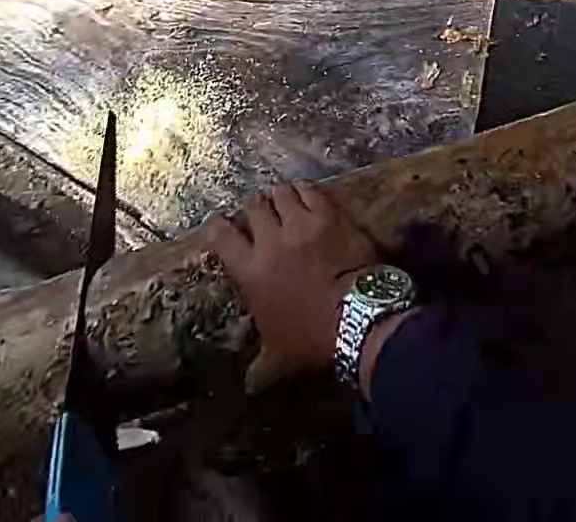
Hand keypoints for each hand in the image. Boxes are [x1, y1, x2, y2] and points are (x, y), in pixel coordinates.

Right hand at [204, 181, 378, 384]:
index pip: (222, 236)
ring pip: (281, 193)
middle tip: (258, 210)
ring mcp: (300, 223)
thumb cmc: (313, 339)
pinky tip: (305, 192)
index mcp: (250, 271)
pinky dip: (304, 190)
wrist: (357, 317)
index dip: (218, 226)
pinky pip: (310, 191)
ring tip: (282, 198)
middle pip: (253, 206)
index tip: (220, 223)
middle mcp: (270, 240)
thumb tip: (250, 385)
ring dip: (279, 195)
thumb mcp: (278, 354)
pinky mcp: (327, 214)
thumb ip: (260, 363)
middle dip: (253, 206)